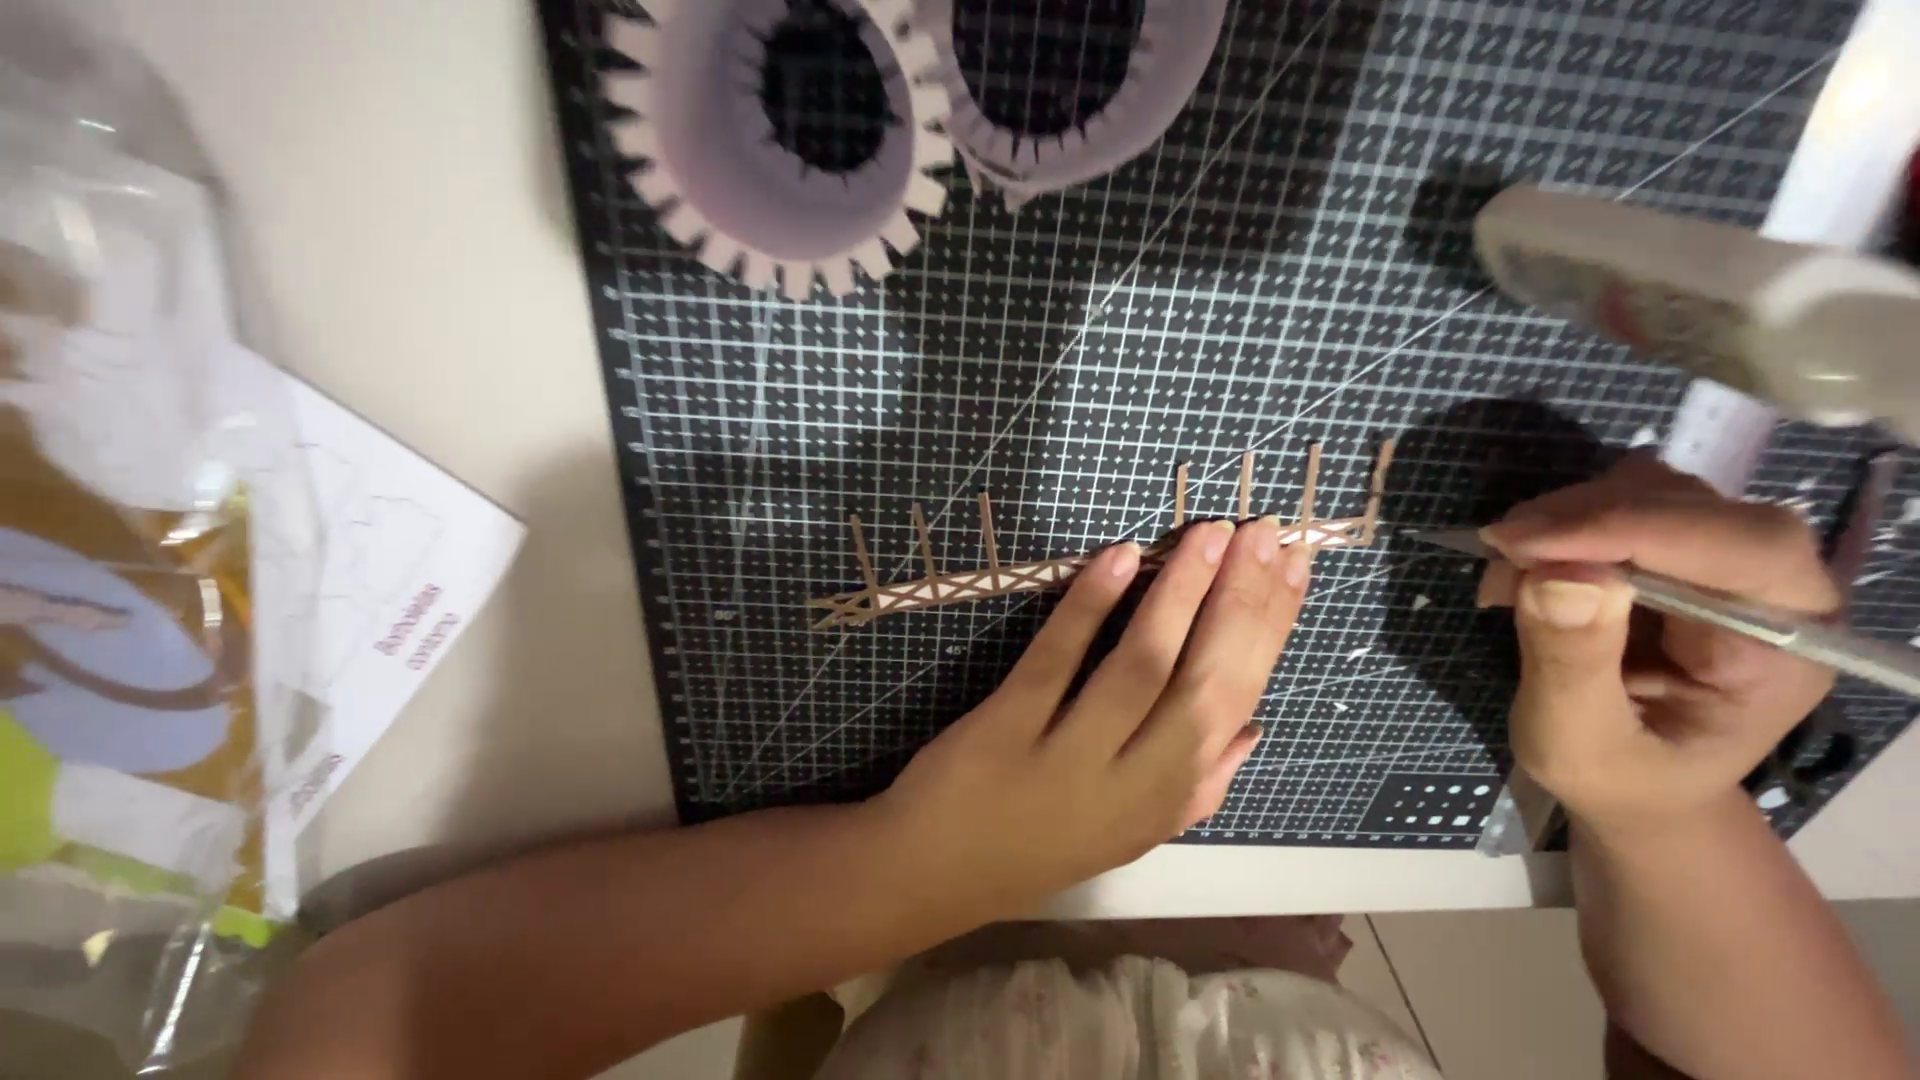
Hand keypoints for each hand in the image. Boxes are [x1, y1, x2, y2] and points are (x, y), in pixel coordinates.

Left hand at [873, 517, 1311, 918]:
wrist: (935, 873)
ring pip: (1140, 666)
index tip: (1292, 566)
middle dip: (1240, 603)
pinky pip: (1055, 659)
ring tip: (1207, 536)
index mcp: (1169, 799)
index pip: (1237, 702)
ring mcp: (1067, 756)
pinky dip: (1089, 605)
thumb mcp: (1133, 832)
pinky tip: (1118, 556)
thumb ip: (1199, 786)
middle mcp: (1131, 782)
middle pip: (1202, 681)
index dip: (1270, 631)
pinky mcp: (1005, 728)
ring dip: (1178, 594)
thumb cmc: (1038, 845)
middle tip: (1261, 534)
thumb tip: (1255, 727)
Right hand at [1477, 456, 1839, 834]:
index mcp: (1781, 650)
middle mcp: (1773, 592)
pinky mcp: (1678, 554)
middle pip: (1692, 507)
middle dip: (1584, 519)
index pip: (1737, 548)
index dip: (1631, 527)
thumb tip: (1557, 572)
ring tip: (1506, 577)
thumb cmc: (1616, 776)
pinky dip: (1561, 523)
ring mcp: (1725, 566)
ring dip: (1564, 519)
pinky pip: (1622, 504)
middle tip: (1499, 556)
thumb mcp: (1577, 741)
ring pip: (1651, 494)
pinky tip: (1526, 568)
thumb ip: (1572, 663)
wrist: (1636, 783)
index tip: (1520, 542)